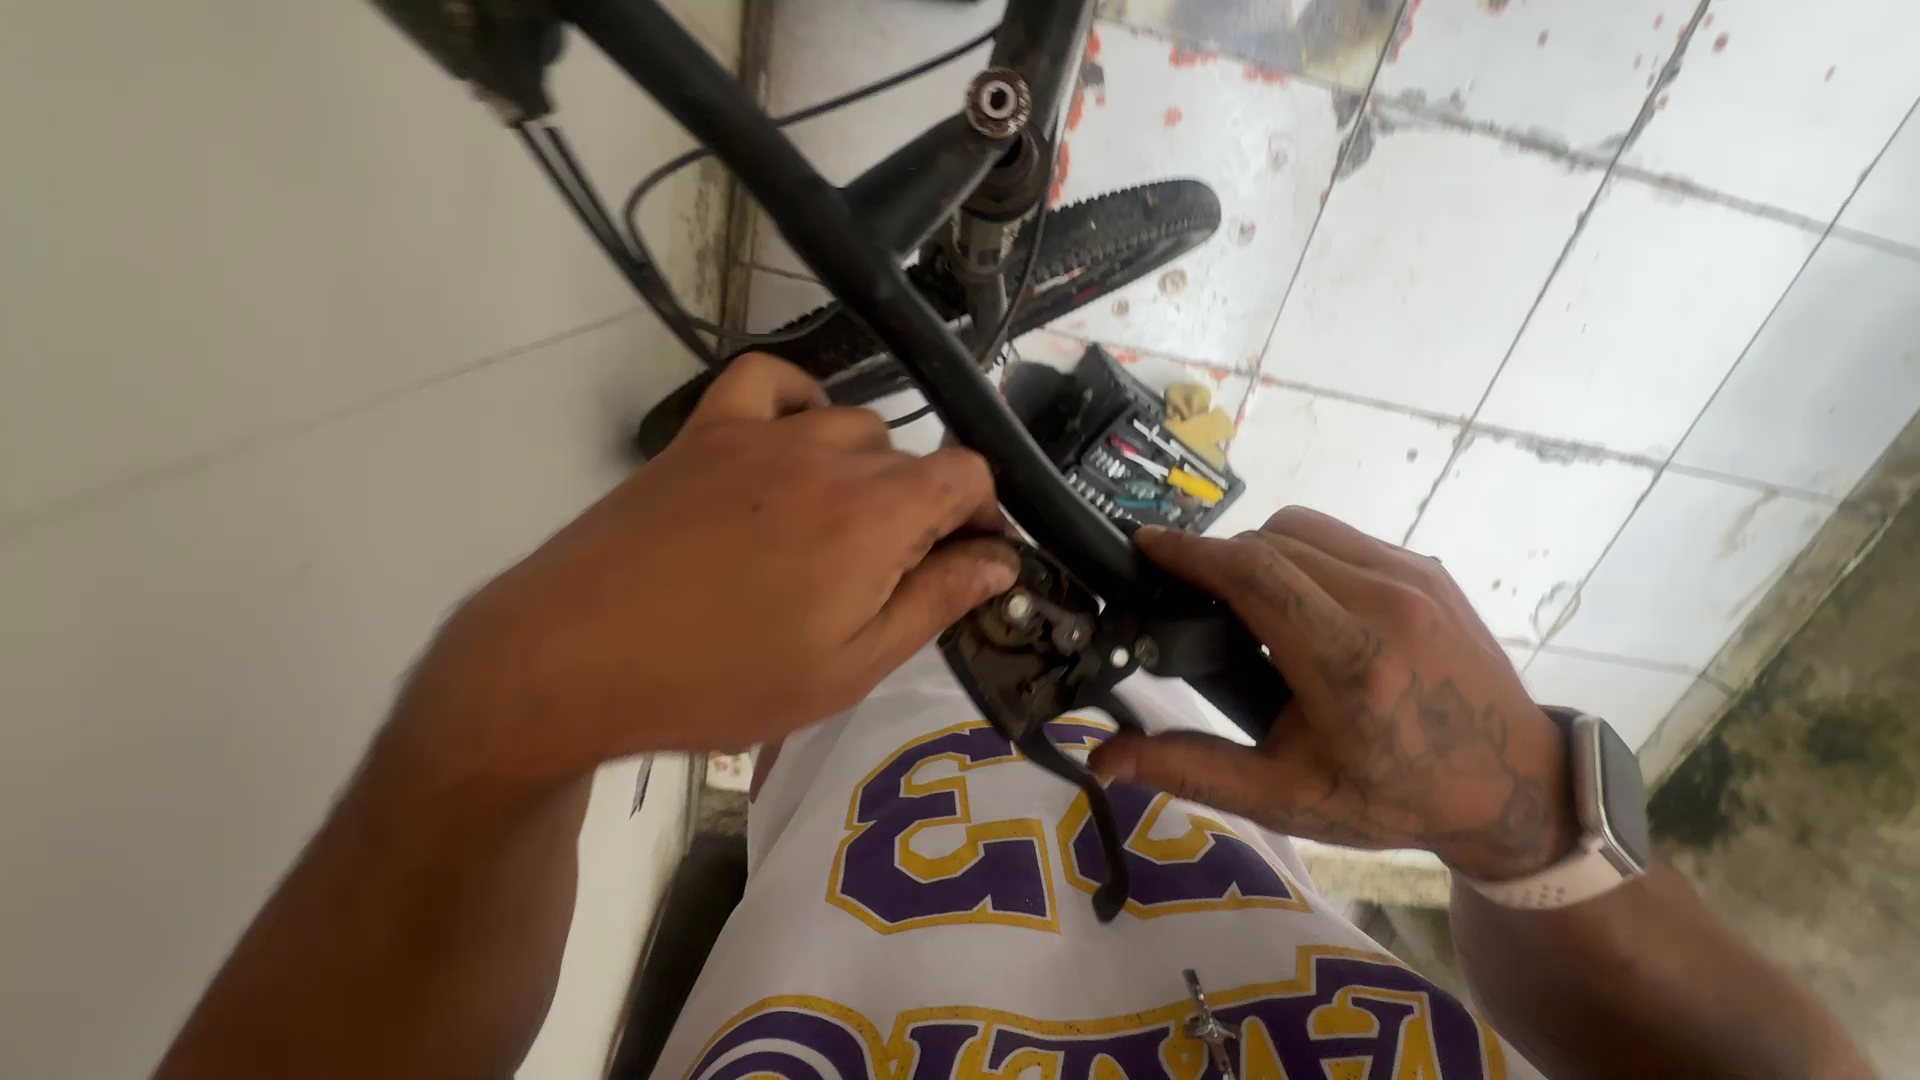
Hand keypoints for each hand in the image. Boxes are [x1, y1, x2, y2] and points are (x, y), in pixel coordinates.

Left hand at [397, 354, 1018, 794]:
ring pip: (854, 425)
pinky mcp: (706, 430)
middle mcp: (829, 455)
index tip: (968, 561)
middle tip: (888, 575)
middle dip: (923, 511)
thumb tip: (1000, 562)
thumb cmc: (723, 680)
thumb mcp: (849, 667)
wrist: (576, 658)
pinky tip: (794, 444)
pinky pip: (772, 382)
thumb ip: (934, 603)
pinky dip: (800, 404)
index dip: (983, 516)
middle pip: (912, 459)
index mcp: (876, 516)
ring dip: (867, 471)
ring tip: (835, 528)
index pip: (968, 474)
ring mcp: (763, 434)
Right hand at [1089, 507, 1576, 881]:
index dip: (1188, 552)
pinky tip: (1299, 599)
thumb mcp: (1285, 797)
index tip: (1144, 545)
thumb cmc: (1391, 797)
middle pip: (1267, 543)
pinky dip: (1299, 554)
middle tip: (1195, 600)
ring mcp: (1413, 576)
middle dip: (1217, 561)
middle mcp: (1385, 603)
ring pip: (1300, 527)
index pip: (1251, 574)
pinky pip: (1337, 536)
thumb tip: (1104, 758)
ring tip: (1246, 601)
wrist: (1515, 786)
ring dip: (1257, 552)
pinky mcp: (1427, 567)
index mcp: (1349, 662)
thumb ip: (1190, 769)